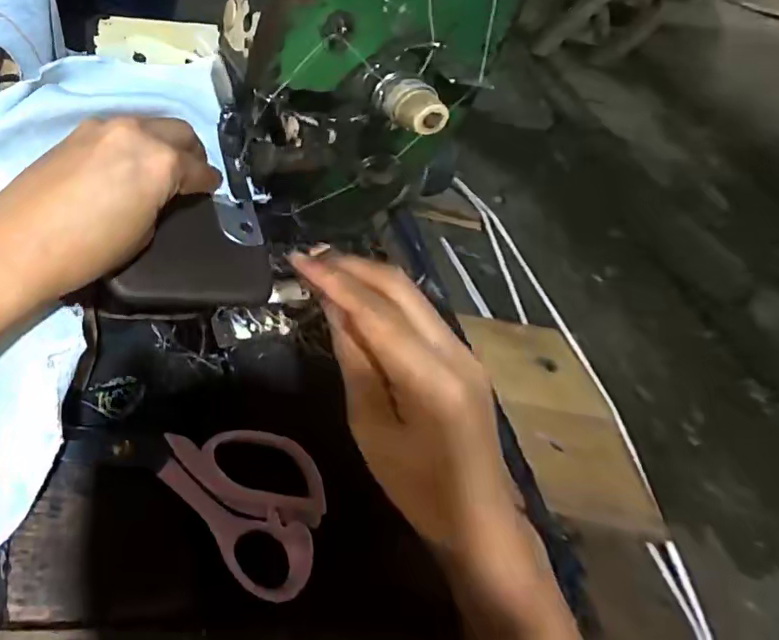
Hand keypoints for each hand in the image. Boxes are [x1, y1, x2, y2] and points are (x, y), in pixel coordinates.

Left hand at [0, 116, 220, 301]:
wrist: (16, 242)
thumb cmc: (86, 250)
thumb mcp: (141, 235)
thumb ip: (159, 205)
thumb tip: (160, 196)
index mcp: (161, 161)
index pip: (198, 168)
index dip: (208, 182)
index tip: (210, 190)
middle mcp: (137, 132)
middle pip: (179, 132)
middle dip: (191, 152)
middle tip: (189, 175)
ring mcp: (104, 126)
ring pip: (148, 124)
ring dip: (160, 142)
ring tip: (155, 168)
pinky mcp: (77, 130)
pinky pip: (119, 129)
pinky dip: (132, 142)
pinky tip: (122, 163)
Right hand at [294, 251, 577, 637]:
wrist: (481, 522)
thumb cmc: (417, 488)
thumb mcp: (370, 427)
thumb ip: (354, 361)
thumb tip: (333, 307)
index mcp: (431, 378)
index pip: (375, 311)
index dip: (333, 280)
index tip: (297, 259)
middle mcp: (454, 351)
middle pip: (398, 287)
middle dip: (349, 266)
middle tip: (307, 256)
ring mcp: (463, 350)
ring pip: (409, 292)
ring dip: (365, 275)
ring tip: (323, 266)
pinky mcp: (461, 354)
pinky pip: (417, 309)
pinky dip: (382, 293)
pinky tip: (355, 294)